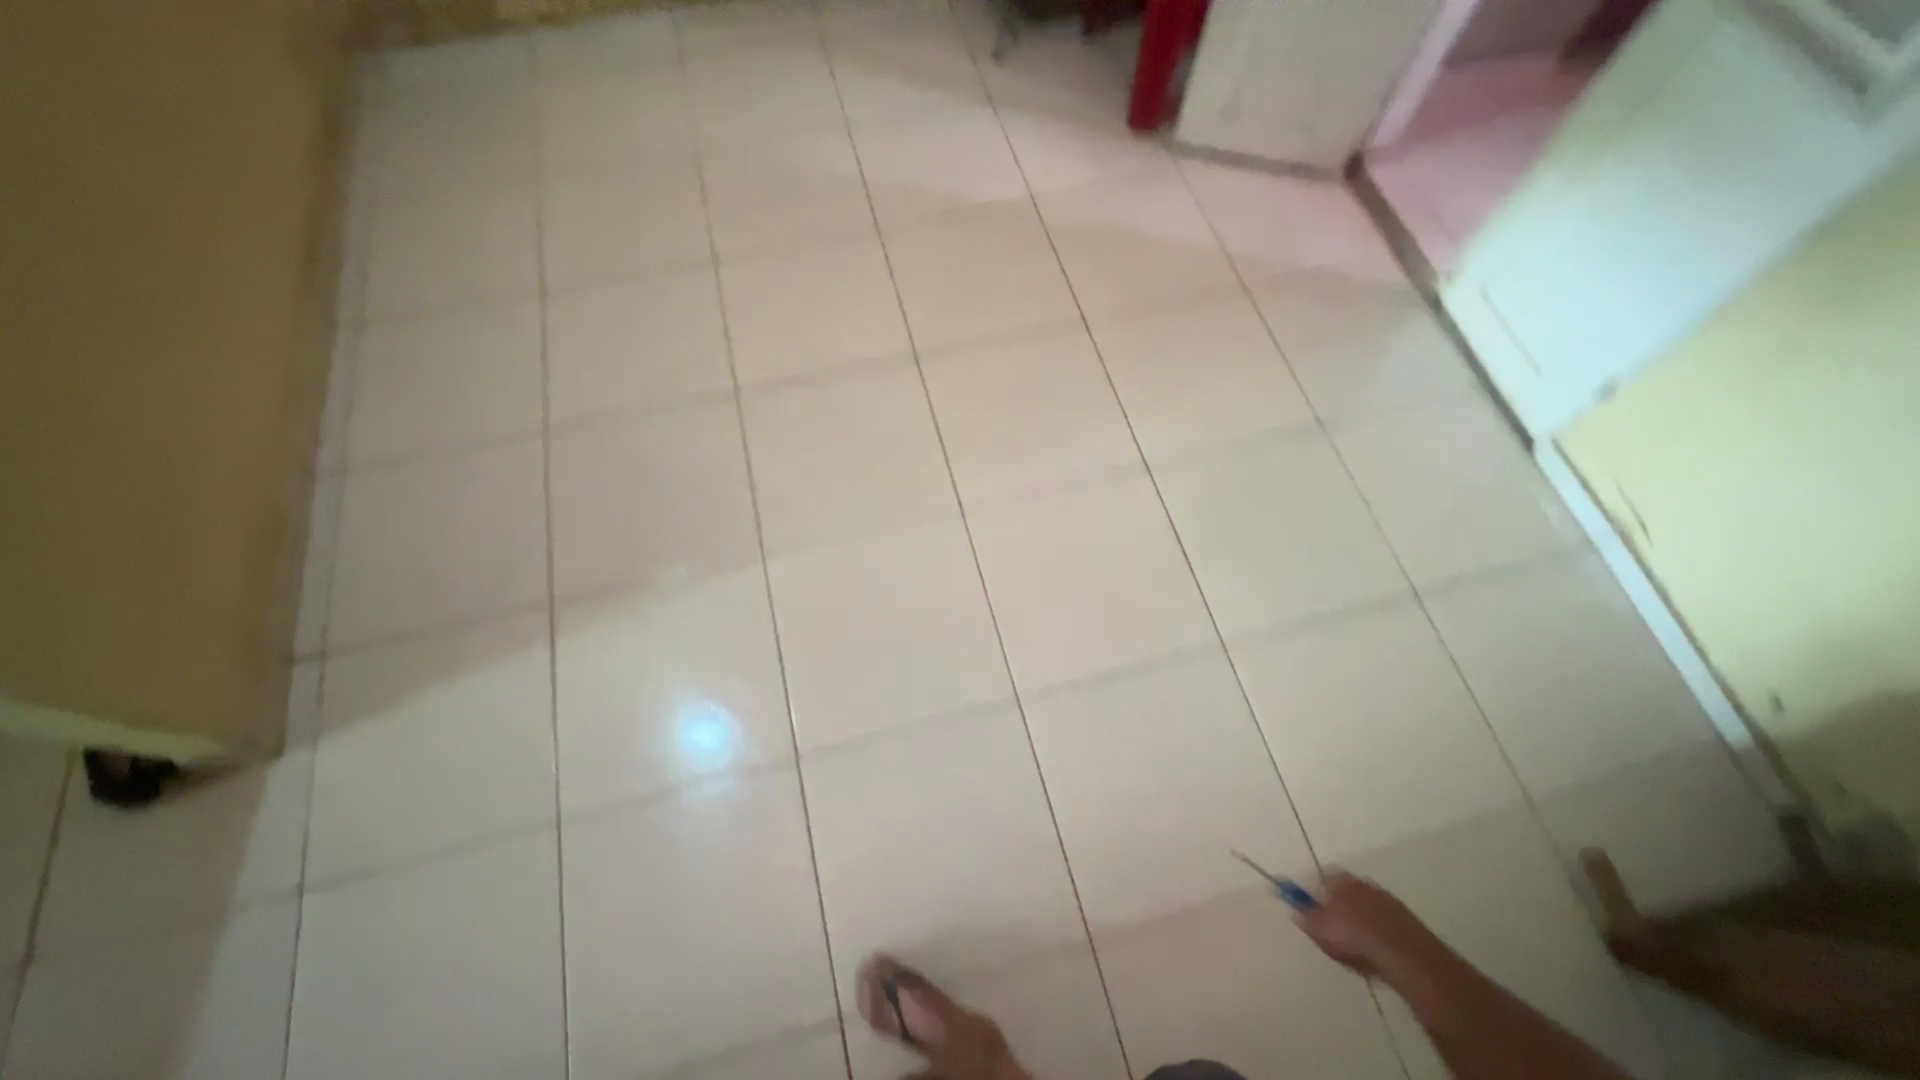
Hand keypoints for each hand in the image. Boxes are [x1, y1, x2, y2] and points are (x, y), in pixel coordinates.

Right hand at [1295, 872, 1446, 979]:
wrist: (1406, 957)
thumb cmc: (1355, 939)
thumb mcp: (1320, 931)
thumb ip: (1305, 917)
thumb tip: (1295, 908)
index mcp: (1340, 881)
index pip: (1320, 878)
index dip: (1313, 893)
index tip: (1309, 910)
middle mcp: (1363, 883)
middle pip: (1344, 890)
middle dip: (1336, 905)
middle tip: (1330, 928)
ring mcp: (1386, 899)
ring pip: (1364, 904)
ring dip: (1357, 916)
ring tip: (1353, 941)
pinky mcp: (1405, 917)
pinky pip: (1382, 919)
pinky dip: (1375, 928)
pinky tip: (1374, 947)